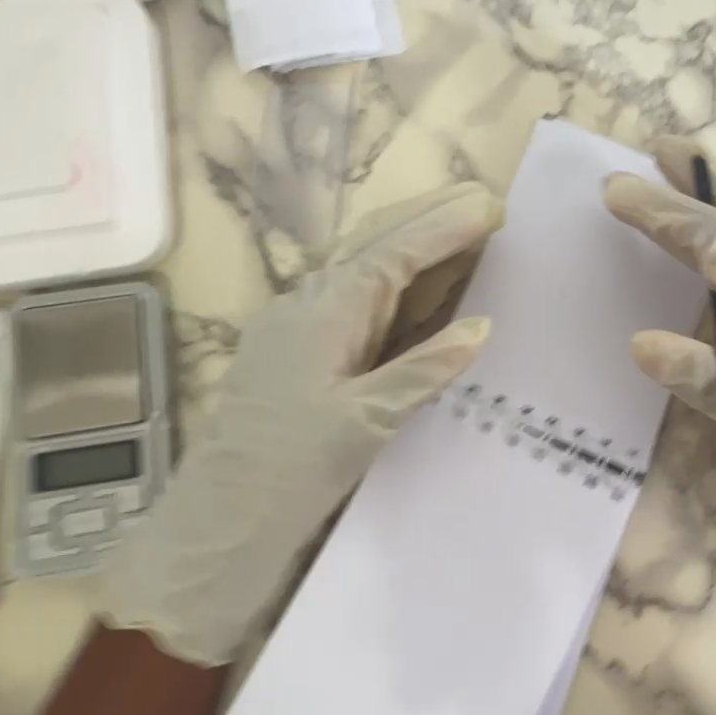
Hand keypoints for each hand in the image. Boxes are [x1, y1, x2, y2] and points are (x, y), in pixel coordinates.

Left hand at [98, 182, 504, 665]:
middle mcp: (309, 300)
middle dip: (427, 215)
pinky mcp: (294, 344)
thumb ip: (424, 368)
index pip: (396, 252)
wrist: (225, 515)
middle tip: (479, 198)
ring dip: (406, 238)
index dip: (444, 227)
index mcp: (328, 309)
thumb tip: (481, 325)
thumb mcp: (369, 418)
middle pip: (373, 240)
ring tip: (453, 224)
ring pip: (358, 262)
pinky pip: (349, 290)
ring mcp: (296, 320)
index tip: (490, 207)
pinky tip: (404, 281)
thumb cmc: (296, 466)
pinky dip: (387, 273)